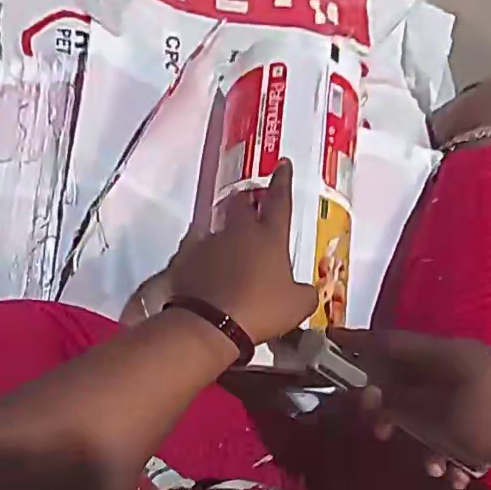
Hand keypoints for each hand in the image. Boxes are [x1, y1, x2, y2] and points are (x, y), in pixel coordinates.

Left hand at [167, 158, 315, 342]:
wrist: (210, 325)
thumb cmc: (260, 310)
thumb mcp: (297, 306)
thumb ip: (305, 293)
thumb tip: (306, 292)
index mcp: (269, 236)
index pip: (280, 199)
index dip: (283, 180)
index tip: (282, 164)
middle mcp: (237, 231)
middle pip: (241, 204)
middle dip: (246, 203)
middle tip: (250, 209)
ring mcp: (207, 243)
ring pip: (215, 227)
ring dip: (222, 234)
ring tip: (225, 250)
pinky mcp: (184, 259)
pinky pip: (193, 251)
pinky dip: (199, 257)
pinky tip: (202, 270)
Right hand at [328, 328, 490, 488]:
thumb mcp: (440, 416)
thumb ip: (400, 404)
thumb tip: (369, 394)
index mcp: (443, 354)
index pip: (388, 342)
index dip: (356, 342)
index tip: (328, 340)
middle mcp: (457, 363)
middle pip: (407, 379)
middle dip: (393, 411)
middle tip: (381, 433)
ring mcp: (477, 384)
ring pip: (432, 408)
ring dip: (426, 440)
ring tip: (436, 469)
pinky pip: (457, 421)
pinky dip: (452, 446)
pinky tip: (462, 475)